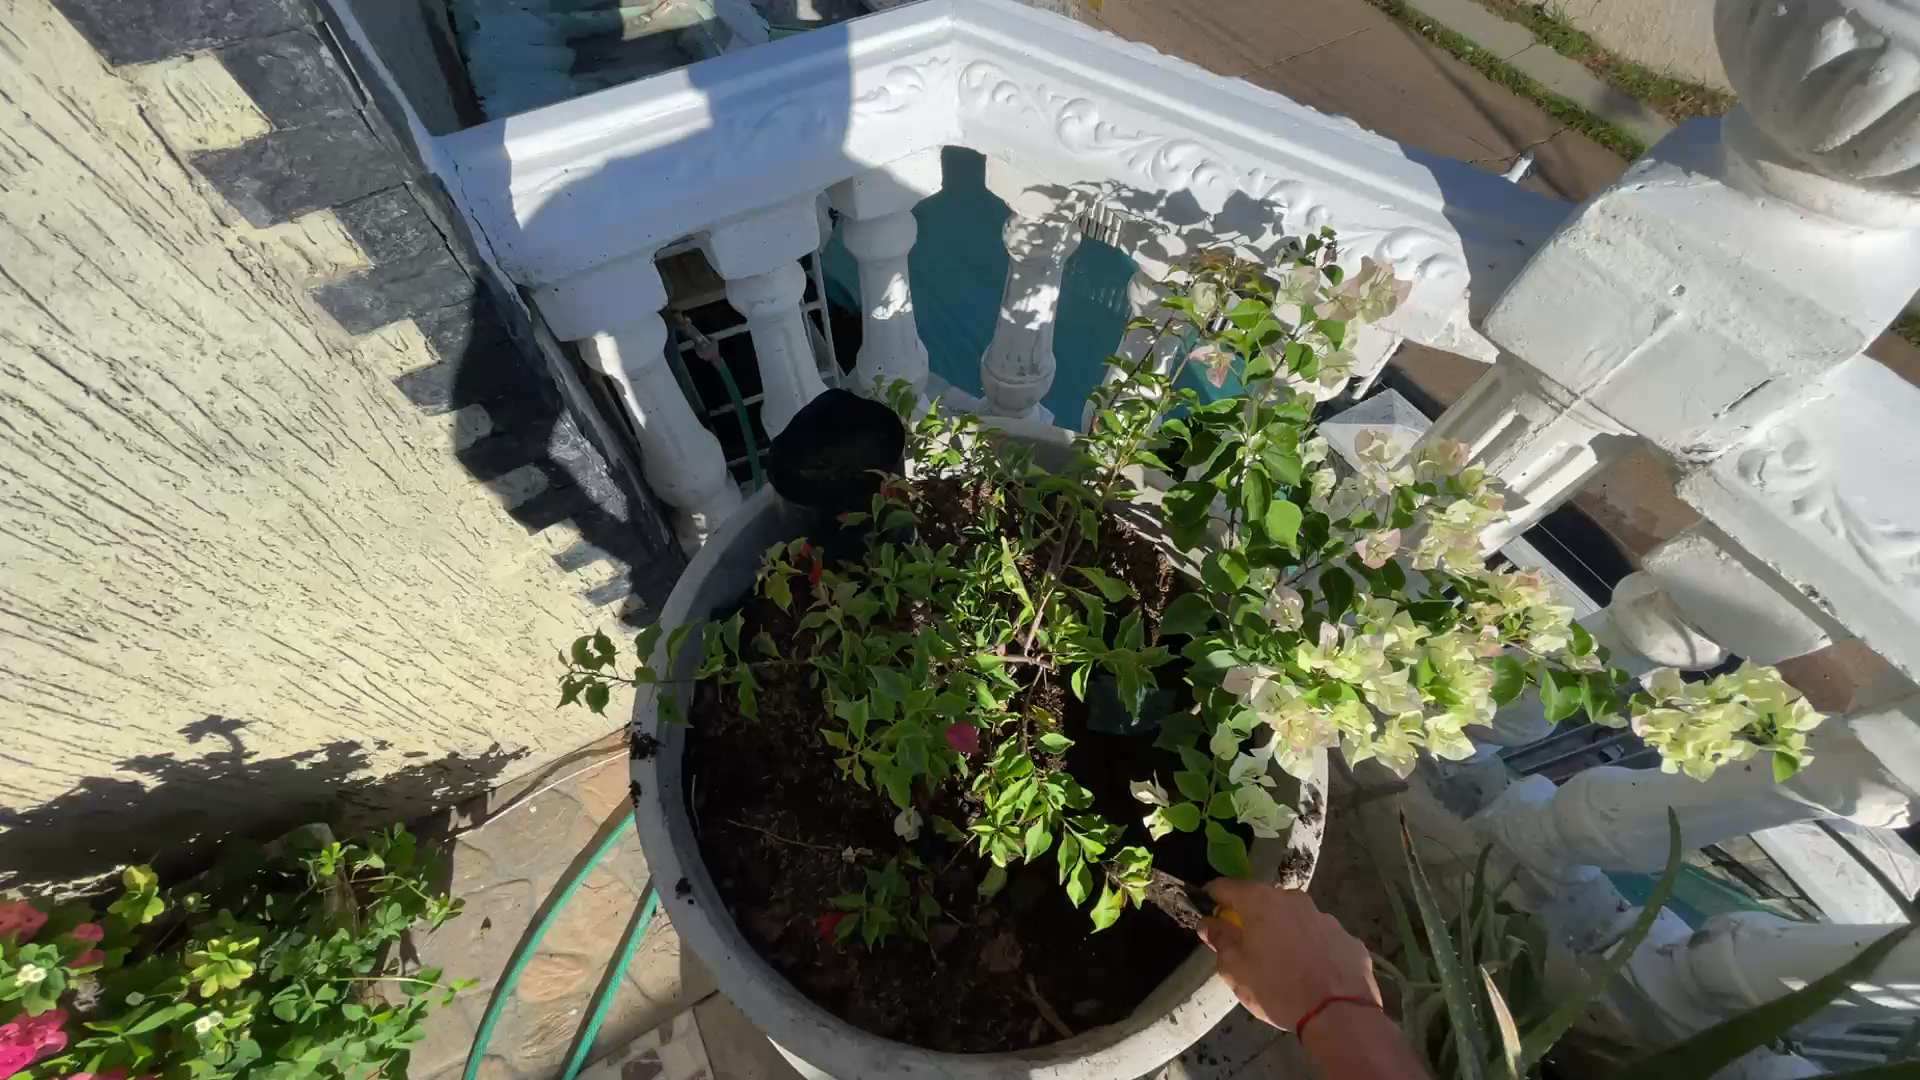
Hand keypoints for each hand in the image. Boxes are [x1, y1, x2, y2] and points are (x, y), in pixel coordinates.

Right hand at [1197, 878, 1380, 1031]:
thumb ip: (1219, 939)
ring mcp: (1324, 917)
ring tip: (1288, 965)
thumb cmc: (1277, 989)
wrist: (1341, 1018)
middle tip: (1251, 946)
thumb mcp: (1235, 968)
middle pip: (1263, 902)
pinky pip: (1323, 939)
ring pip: (1295, 919)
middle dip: (1254, 918)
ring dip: (1287, 933)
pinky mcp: (1349, 939)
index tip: (1210, 913)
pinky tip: (1315, 975)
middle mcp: (1292, 899)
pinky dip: (1315, 950)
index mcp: (1259, 901)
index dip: (1213, 898)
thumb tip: (1208, 922)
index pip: (1225, 887)